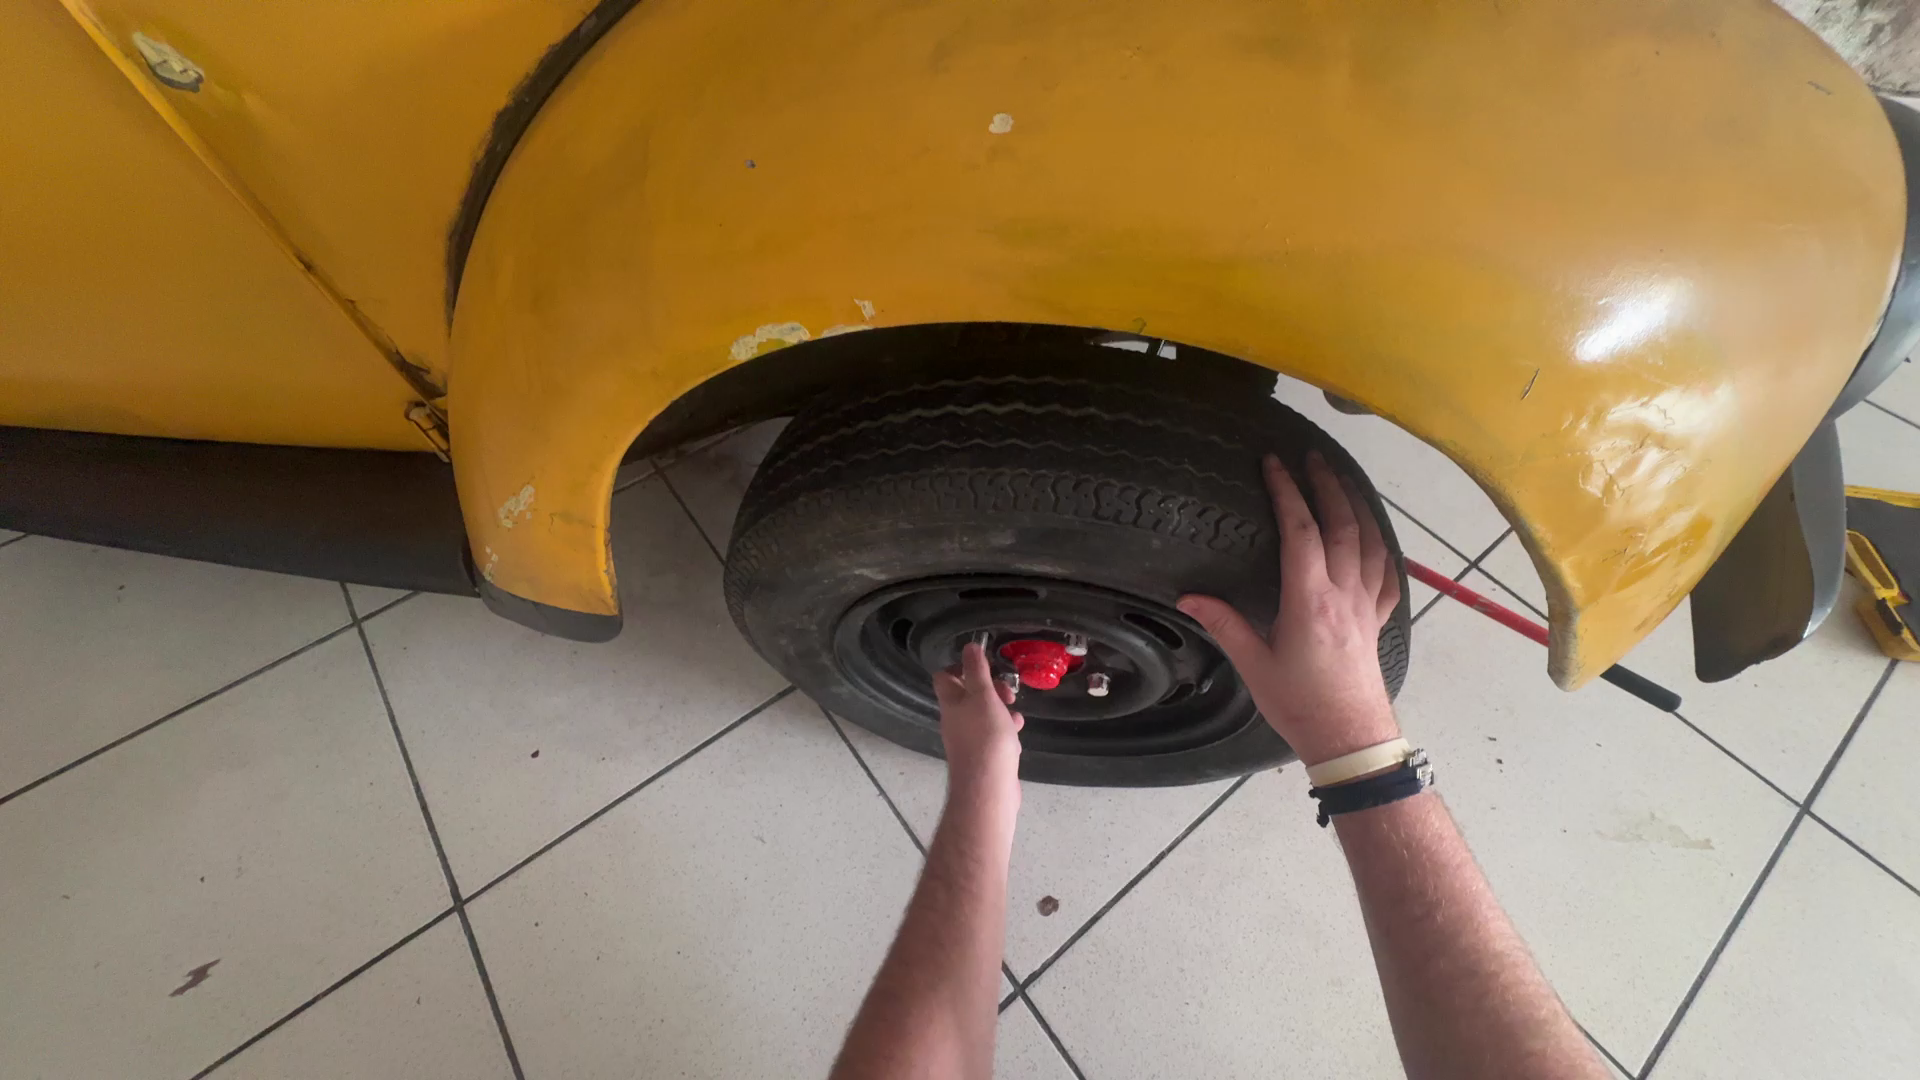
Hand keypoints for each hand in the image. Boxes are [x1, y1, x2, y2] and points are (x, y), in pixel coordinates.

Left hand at [932, 643, 1025, 804]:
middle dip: (990, 688)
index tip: (985, 665)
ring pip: (984, 715)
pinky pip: (993, 736)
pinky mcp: (983, 757)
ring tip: (1015, 714)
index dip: (961, 666)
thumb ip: (977, 671)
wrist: (988, 789)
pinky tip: (1017, 736)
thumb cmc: (986, 737)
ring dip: (1001, 710)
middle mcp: (955, 720)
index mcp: (951, 703)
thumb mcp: (983, 696)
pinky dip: (1005, 731)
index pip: (944, 676)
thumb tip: (968, 647)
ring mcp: (968, 740)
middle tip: (1008, 691)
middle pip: (968, 695)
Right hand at [1177, 453, 1402, 765]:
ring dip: (1356, 504)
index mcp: (1310, 600)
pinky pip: (1387, 571)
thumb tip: (1187, 596)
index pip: (1301, 532)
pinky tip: (1375, 534)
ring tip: (1342, 479)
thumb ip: (1224, 624)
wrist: (1351, 738)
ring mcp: (1367, 604)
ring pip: (1370, 541)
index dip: (1287, 493)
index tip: (1274, 463)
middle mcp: (1344, 593)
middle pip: (1342, 525)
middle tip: (1311, 456)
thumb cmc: (1299, 703)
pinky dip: (1382, 543)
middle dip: (1326, 485)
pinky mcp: (1378, 618)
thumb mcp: (1253, 664)